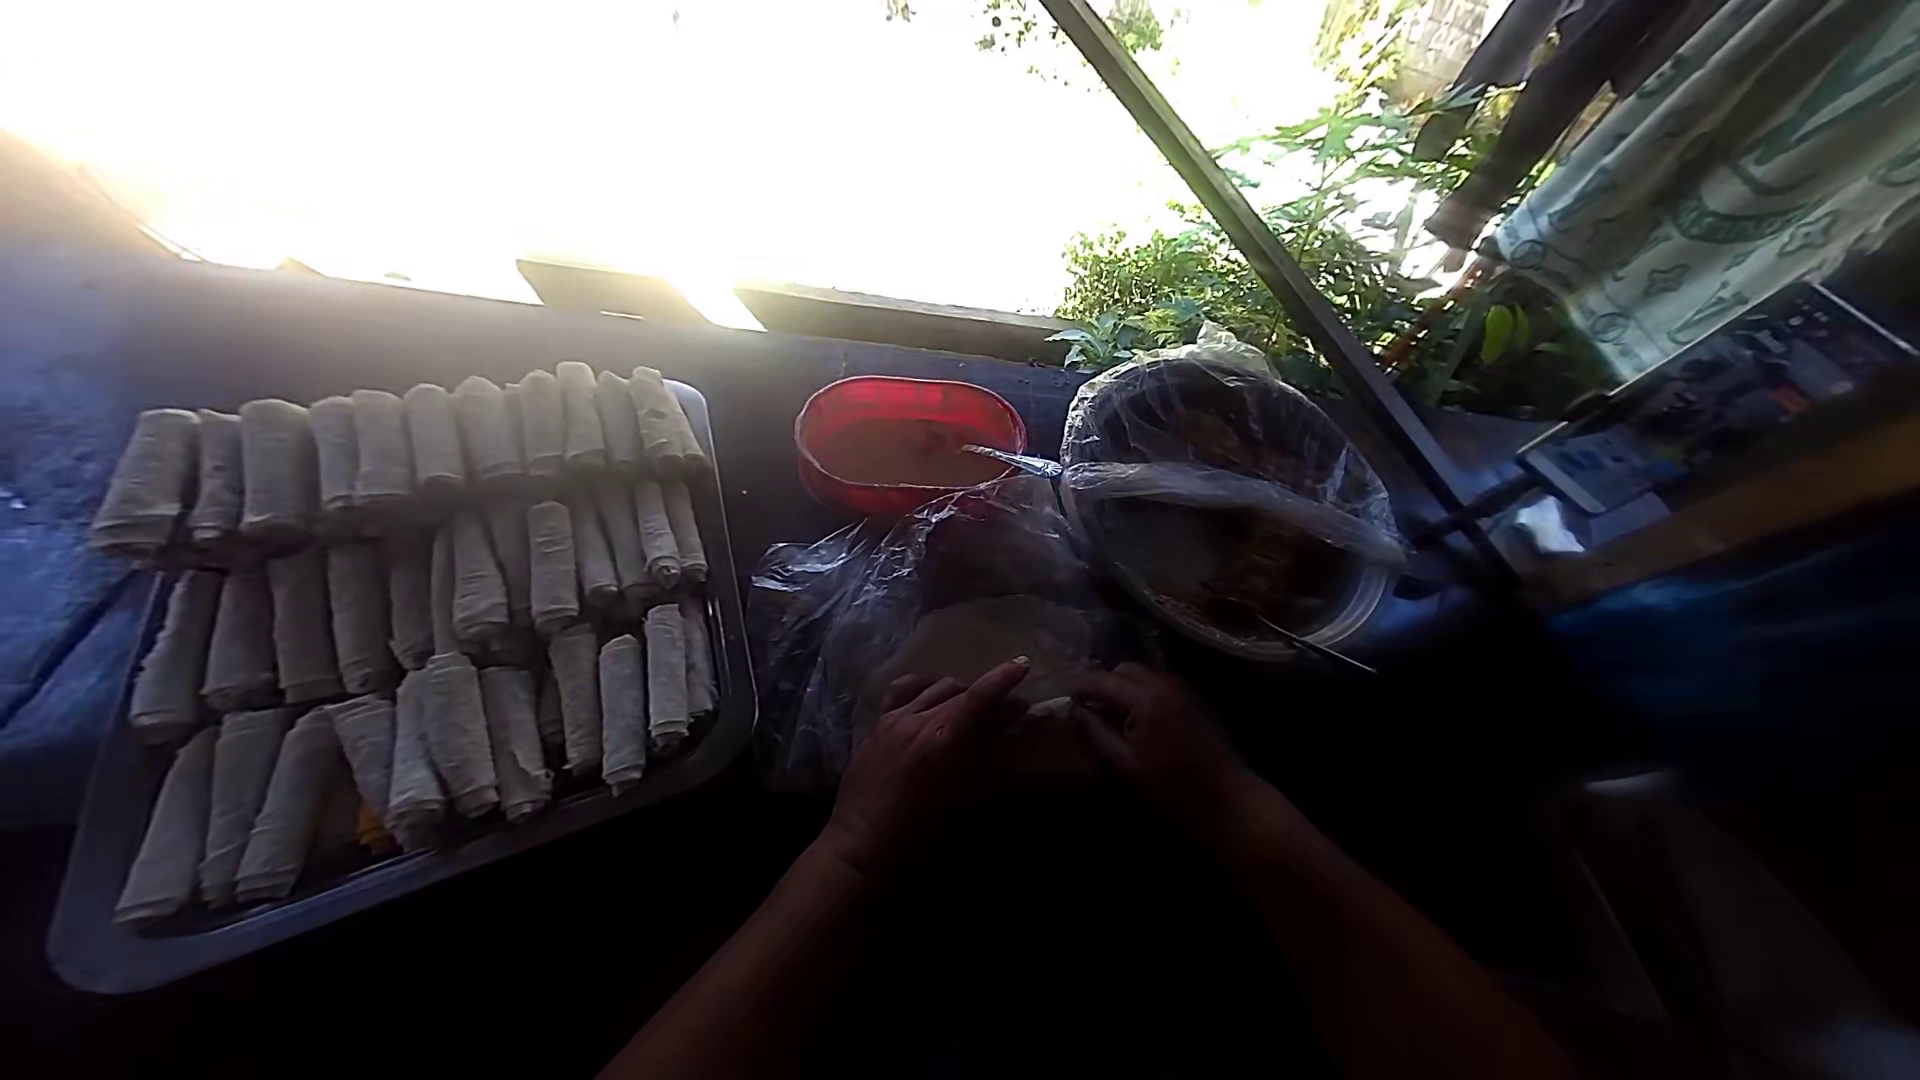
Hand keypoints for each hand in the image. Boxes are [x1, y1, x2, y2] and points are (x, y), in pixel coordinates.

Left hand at [821, 658, 1029, 875]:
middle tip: (1005, 709)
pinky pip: (902, 692)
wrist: (862, 848)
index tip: (1022, 666)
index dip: (1003, 679)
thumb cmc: (920, 838)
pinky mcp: (877, 725)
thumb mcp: (964, 806)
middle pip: (960, 691)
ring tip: (969, 706)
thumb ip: (984, 764)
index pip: (978, 697)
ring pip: (933, 687)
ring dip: (958, 690)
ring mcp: (893, 719)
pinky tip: (930, 698)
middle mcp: (917, 720)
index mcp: (941, 741)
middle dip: (987, 693)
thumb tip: (1000, 736)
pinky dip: (923, 689)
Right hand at [1074, 663, 1254, 838]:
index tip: (1065, 704)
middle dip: (1101, 685)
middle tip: (1087, 711)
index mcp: (1145, 697)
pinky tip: (1133, 719)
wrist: (1228, 801)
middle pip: (1121, 670)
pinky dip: (1138, 693)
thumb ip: (1095, 733)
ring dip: (1120, 688)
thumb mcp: (1125, 765)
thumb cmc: (1173, 788)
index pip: (1100, 679)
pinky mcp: (1189, 699)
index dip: (1079, 689)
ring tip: (1108, 716)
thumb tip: (1075, 712)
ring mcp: (1180, 689)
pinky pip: (1154, 684)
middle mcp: (1163, 682)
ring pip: (1138, 674)